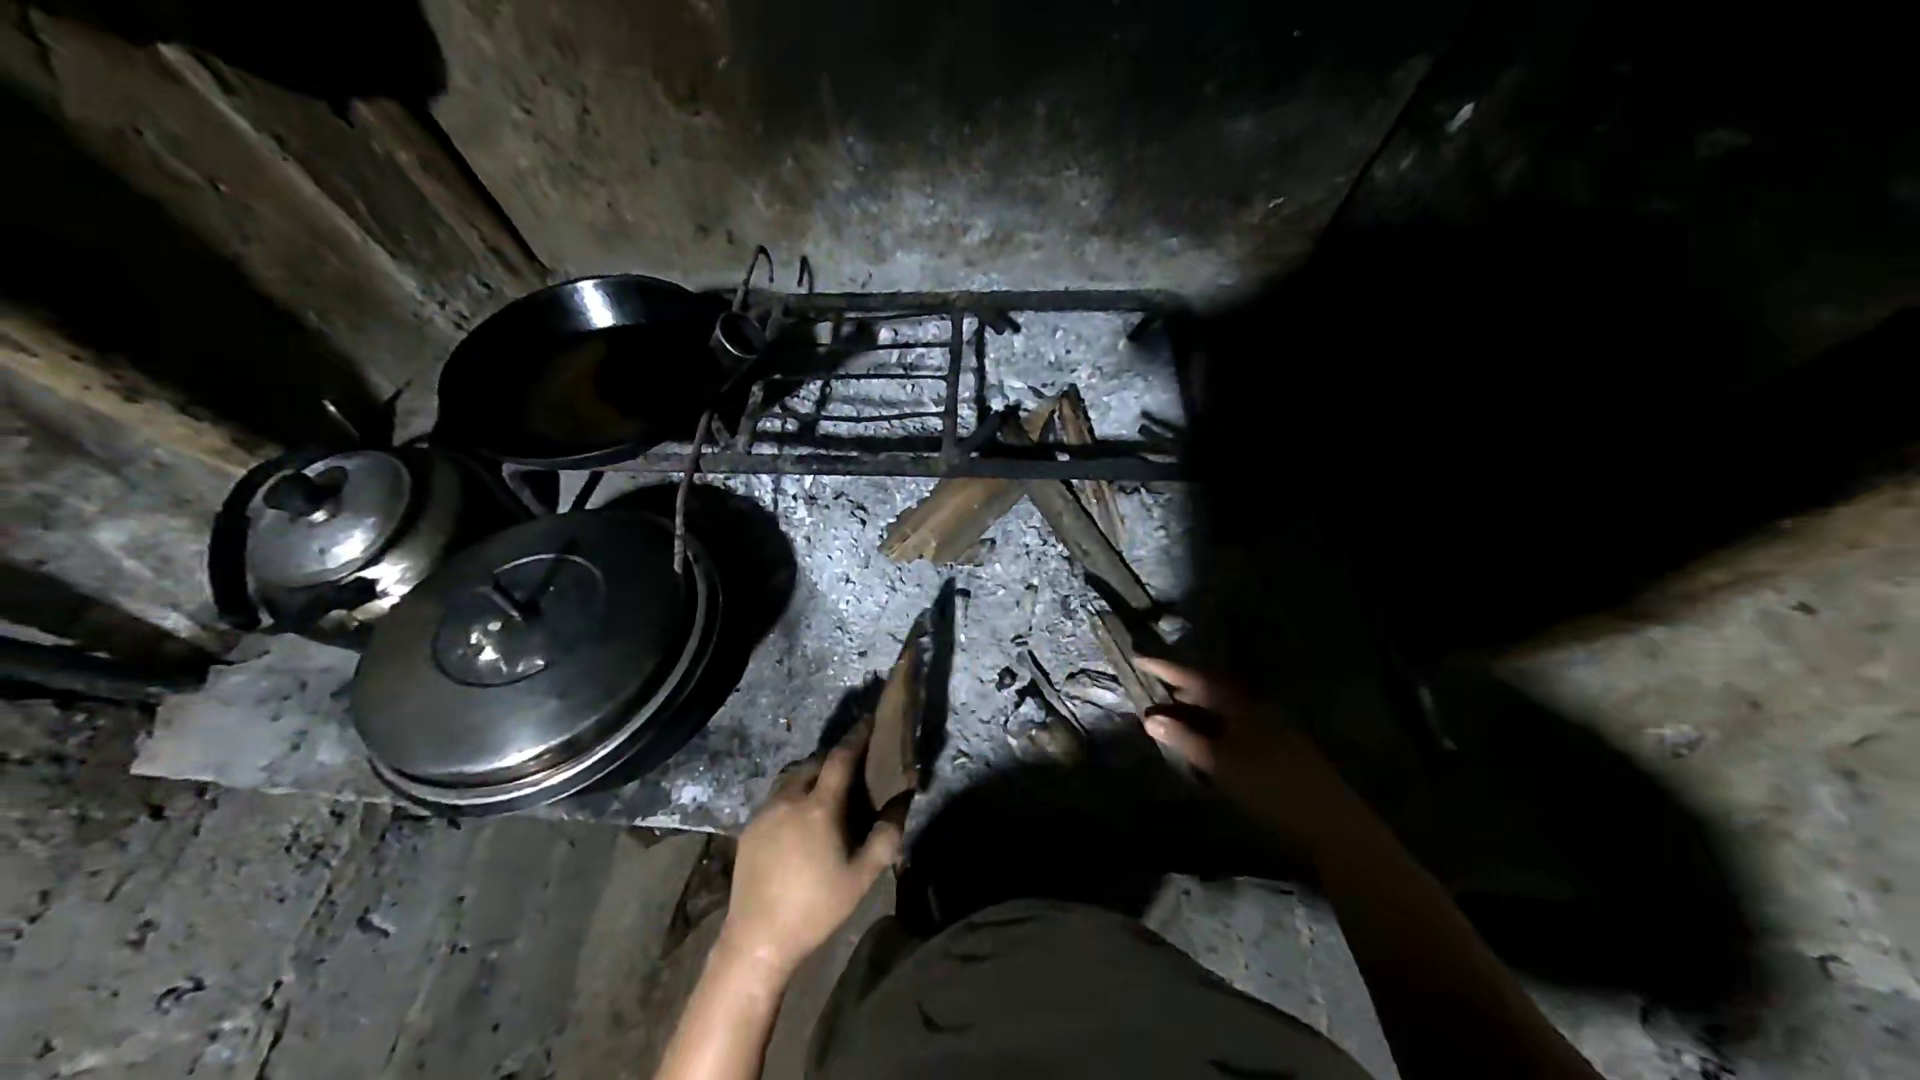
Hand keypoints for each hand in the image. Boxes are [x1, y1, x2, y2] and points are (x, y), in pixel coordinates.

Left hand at [718, 724, 903, 976]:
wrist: (758, 939)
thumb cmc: (816, 907)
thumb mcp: (862, 876)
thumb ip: (887, 836)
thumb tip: (902, 801)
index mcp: (819, 807)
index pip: (841, 758)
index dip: (857, 736)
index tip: (869, 720)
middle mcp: (789, 799)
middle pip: (815, 763)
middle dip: (835, 758)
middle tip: (853, 766)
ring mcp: (764, 813)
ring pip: (792, 779)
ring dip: (812, 775)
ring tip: (827, 790)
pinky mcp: (749, 828)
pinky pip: (776, 798)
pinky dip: (794, 795)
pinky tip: (800, 817)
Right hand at [1135, 657, 1362, 854]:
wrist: (1331, 822)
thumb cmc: (1270, 788)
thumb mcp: (1220, 764)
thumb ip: (1184, 738)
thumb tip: (1149, 717)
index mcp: (1241, 704)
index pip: (1196, 677)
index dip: (1167, 667)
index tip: (1139, 658)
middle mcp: (1254, 707)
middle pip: (1210, 690)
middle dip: (1177, 689)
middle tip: (1149, 691)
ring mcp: (1267, 726)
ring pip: (1221, 709)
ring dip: (1193, 710)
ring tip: (1166, 717)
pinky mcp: (1274, 746)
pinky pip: (1232, 725)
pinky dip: (1209, 727)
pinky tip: (1199, 740)